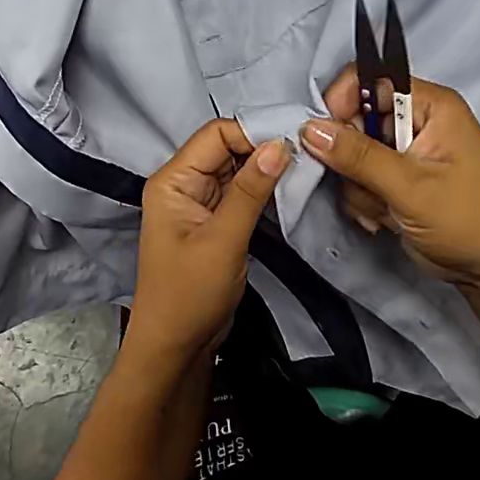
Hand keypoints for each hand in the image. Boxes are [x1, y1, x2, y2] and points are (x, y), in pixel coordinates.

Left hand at [130, 119, 289, 363]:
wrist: (176, 346)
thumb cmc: (189, 294)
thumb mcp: (223, 240)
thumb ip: (250, 191)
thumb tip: (280, 145)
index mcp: (173, 181)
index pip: (215, 135)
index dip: (253, 133)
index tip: (294, 141)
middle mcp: (184, 184)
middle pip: (227, 149)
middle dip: (263, 149)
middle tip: (307, 154)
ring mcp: (200, 203)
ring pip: (237, 170)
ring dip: (266, 169)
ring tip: (304, 169)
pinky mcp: (216, 222)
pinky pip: (240, 193)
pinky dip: (262, 190)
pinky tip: (288, 189)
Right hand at [300, 67, 479, 296]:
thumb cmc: (471, 220)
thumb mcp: (411, 187)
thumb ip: (358, 156)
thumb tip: (309, 128)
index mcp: (429, 106)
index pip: (369, 82)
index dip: (342, 104)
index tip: (325, 138)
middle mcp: (415, 123)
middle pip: (353, 122)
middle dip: (351, 160)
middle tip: (366, 186)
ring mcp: (403, 155)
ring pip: (350, 158)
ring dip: (359, 189)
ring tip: (386, 211)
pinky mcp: (395, 182)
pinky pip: (358, 182)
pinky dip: (364, 203)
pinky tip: (385, 220)